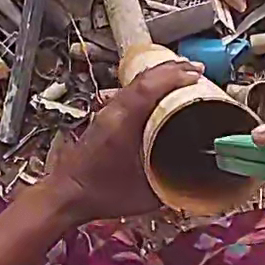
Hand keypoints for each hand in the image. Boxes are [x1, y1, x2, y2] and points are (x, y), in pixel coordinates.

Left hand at [42, 60, 204, 223]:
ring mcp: (108, 111)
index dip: (174, 76)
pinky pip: (131, 90)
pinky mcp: (106, 116)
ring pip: (136, 82)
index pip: (148, 88)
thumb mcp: (145, 194)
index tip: (198, 75)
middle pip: (143, 78)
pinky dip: (151, 85)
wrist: (66, 195)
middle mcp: (114, 111)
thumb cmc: (103, 194)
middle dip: (172, 69)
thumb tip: (199, 176)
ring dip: (161, 75)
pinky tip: (161, 92)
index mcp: (123, 123)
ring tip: (184, 75)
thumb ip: (173, 182)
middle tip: (198, 70)